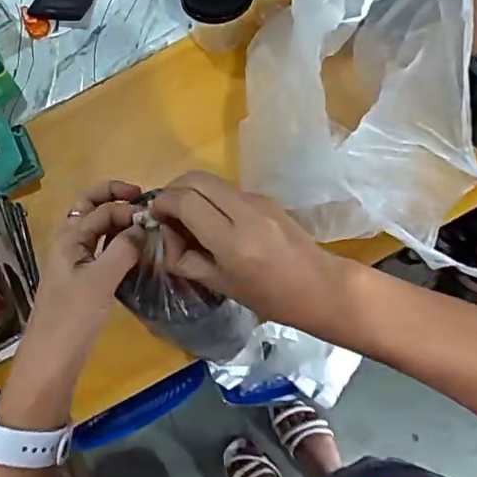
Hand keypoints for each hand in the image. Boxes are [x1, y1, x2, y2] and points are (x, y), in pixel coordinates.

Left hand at [24, 181, 144, 358]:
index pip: (99, 210)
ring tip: (145, 223)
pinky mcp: (80, 278)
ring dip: (116, 220)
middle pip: (89, 208)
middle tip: (143, 198)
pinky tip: (136, 250)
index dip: (125, 207)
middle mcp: (68, 242)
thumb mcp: (101, 280)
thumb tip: (144, 225)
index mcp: (68, 237)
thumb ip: (123, 249)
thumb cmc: (73, 315)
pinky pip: (99, 248)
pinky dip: (116, 242)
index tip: (154, 213)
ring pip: (95, 228)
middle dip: (113, 199)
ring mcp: (73, 260)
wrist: (52, 356)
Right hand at [147, 171, 354, 336]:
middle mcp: (245, 213)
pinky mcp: (265, 198)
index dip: (162, 203)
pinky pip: (226, 188)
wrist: (323, 287)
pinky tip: (211, 220)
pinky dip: (209, 196)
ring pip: (210, 180)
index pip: (185, 202)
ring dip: (190, 191)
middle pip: (195, 179)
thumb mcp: (219, 285)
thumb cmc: (270, 297)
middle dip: (172, 190)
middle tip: (166, 211)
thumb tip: (164, 234)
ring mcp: (258, 201)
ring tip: (186, 216)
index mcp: (232, 241)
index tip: (154, 216)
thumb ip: (183, 258)